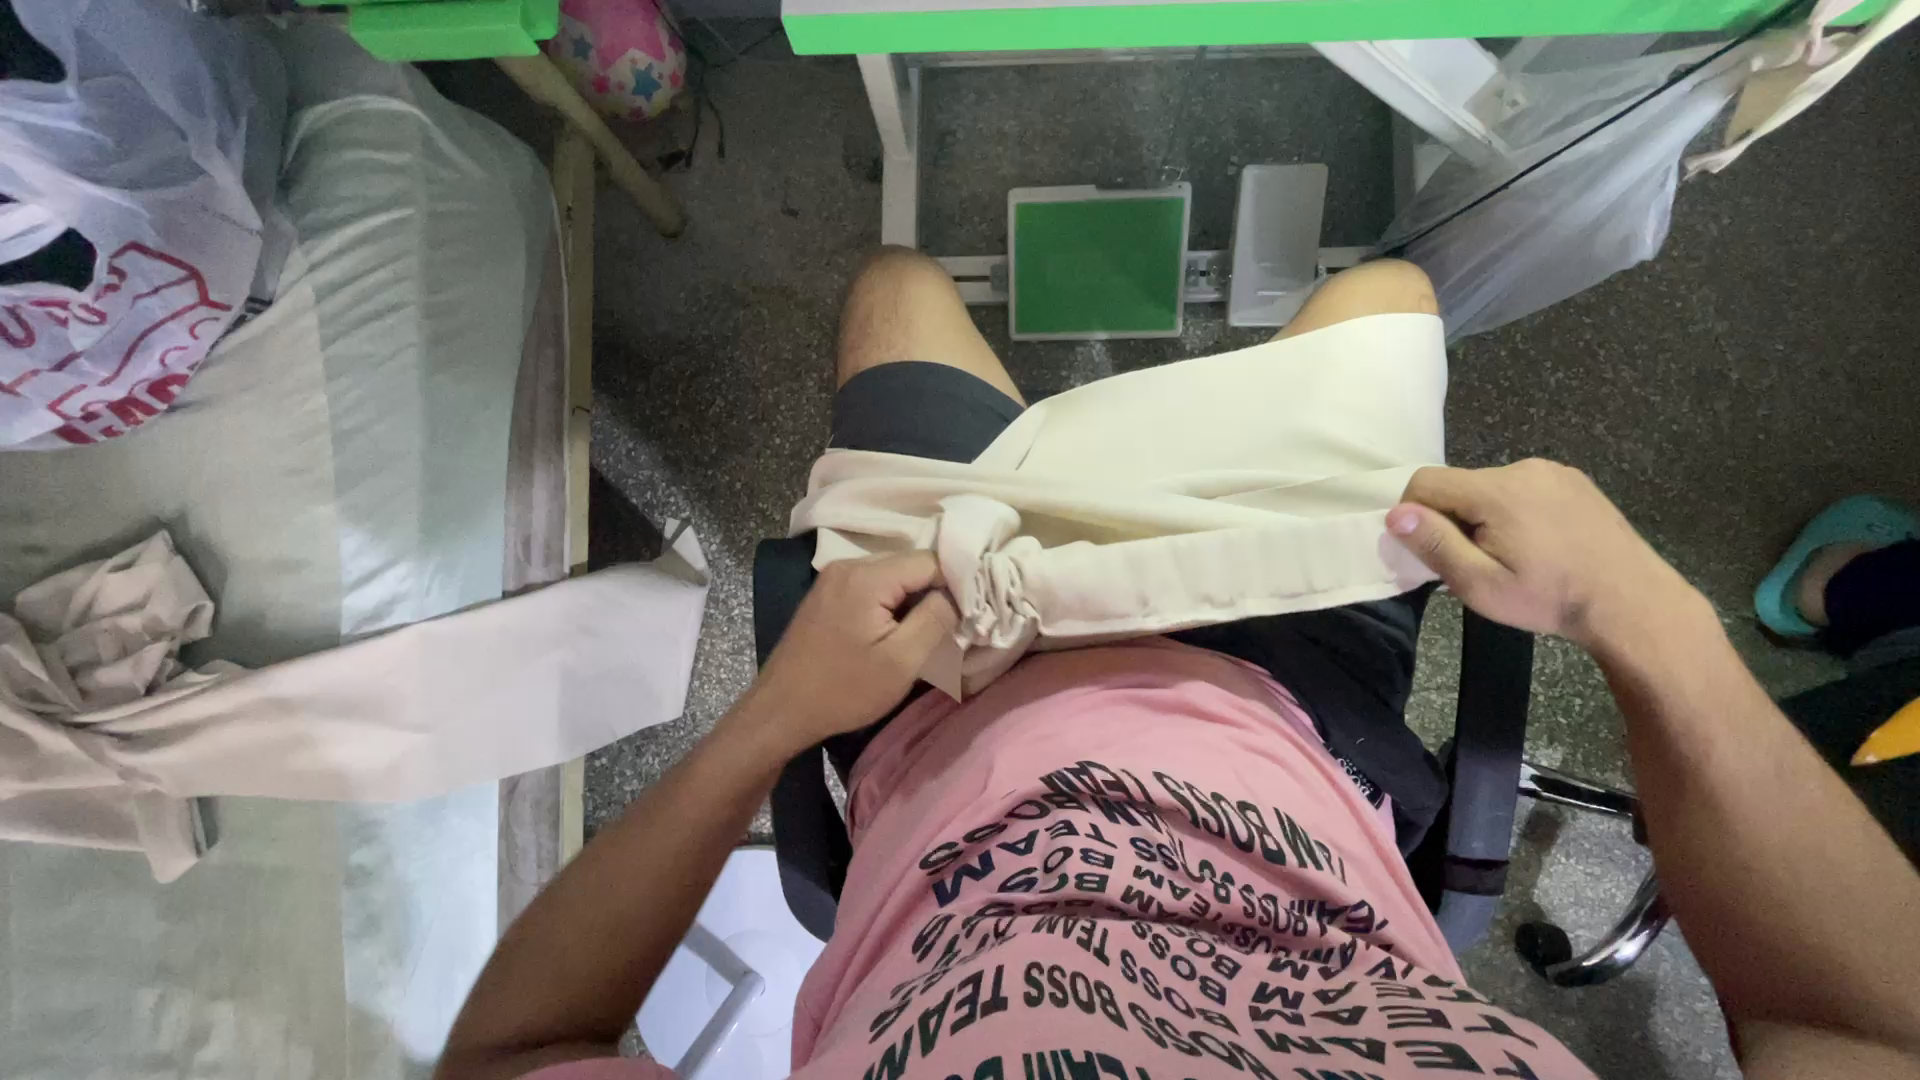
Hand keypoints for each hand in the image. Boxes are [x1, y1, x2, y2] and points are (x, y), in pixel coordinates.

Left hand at [747, 551, 958, 749]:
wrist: (781, 711)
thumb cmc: (844, 690)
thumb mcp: (901, 661)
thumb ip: (936, 619)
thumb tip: (959, 593)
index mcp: (867, 577)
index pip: (931, 561)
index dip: (956, 584)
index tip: (970, 614)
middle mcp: (848, 565)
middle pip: (910, 564)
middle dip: (935, 590)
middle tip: (953, 624)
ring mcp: (833, 578)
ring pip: (892, 575)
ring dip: (913, 598)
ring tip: (927, 630)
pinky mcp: (827, 594)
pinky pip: (872, 585)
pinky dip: (891, 602)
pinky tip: (895, 630)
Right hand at [1387, 460, 1707, 649]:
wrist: (1635, 604)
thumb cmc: (1551, 599)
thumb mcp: (1480, 584)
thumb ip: (1436, 545)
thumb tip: (1395, 514)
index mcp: (1498, 491)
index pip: (1424, 482)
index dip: (1413, 514)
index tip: (1430, 550)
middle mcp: (1524, 469)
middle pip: (1456, 484)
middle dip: (1450, 518)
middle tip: (1472, 561)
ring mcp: (1553, 471)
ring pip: (1486, 486)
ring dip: (1480, 515)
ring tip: (1506, 554)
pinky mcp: (1573, 480)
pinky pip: (1518, 487)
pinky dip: (1510, 510)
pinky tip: (1533, 541)